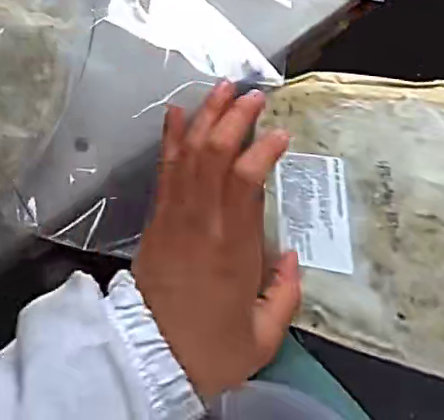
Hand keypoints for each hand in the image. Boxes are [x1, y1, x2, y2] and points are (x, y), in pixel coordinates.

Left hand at [134, 80, 301, 399]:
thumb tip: (294, 256)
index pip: (246, 180)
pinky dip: (171, 135)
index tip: (280, 132)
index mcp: (233, 246)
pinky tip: (177, 111)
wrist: (149, 357)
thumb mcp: (263, 337)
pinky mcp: (157, 214)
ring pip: (190, 151)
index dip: (262, 149)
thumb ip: (286, 294)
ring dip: (207, 115)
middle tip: (254, 95)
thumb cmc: (211, 346)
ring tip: (223, 87)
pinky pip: (165, 166)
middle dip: (235, 117)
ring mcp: (176, 212)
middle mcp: (203, 218)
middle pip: (216, 153)